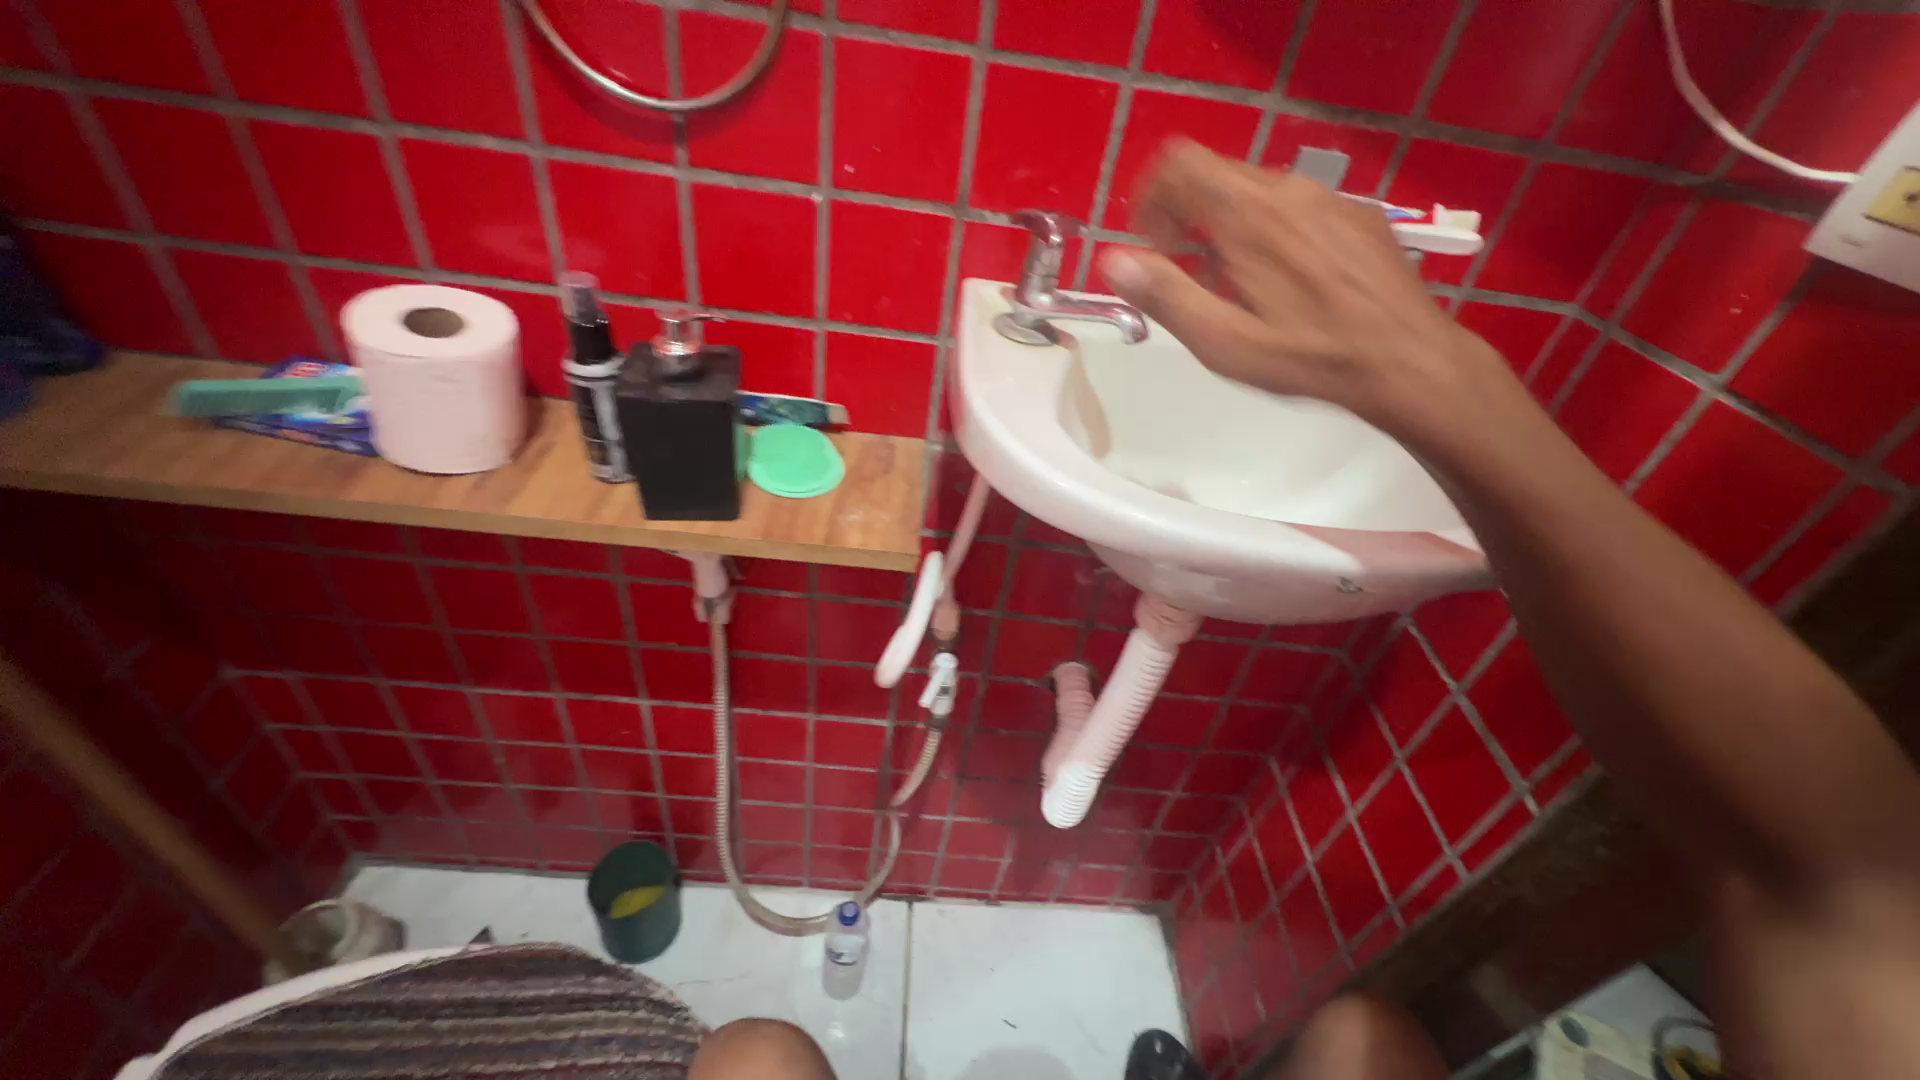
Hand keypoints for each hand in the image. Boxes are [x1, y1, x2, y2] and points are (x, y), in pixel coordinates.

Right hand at [1096, 139, 1528, 449]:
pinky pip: (1294, 204)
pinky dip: (1268, 229)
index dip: (1150, 199)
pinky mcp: (1356, 213)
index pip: (1177, 164)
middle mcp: (1287, 190)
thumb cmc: (1307, 357)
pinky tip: (1285, 281)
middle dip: (1185, 217)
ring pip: (1255, 189)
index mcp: (1248, 215)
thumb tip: (1113, 261)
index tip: (1154, 248)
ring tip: (1237, 284)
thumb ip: (1165, 295)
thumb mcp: (1224, 341)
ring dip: (1225, 225)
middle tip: (1190, 275)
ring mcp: (1328, 198)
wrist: (1406, 360)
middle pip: (1215, 174)